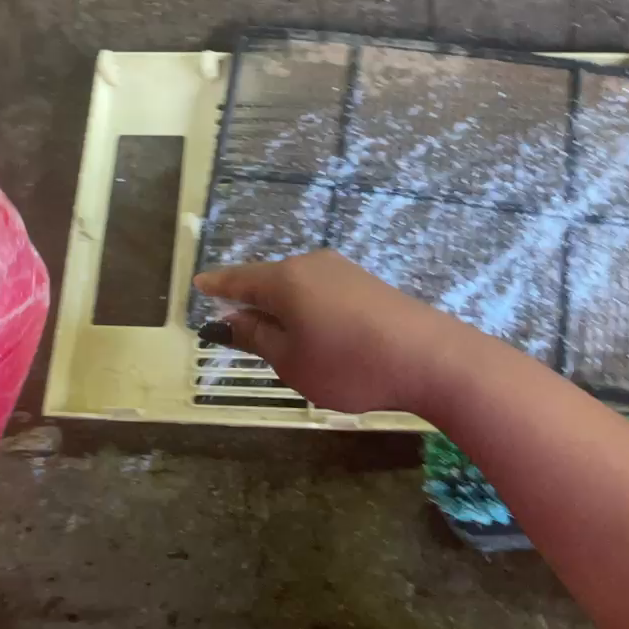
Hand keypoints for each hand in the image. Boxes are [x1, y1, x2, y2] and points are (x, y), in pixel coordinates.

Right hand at [194, 250, 487, 414]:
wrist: (430, 357)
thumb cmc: (349, 364)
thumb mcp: (292, 361)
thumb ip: (257, 337)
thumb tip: (230, 318)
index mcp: (286, 280)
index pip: (239, 278)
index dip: (217, 286)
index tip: (198, 286)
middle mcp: (311, 264)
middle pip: (270, 280)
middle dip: (252, 301)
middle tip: (237, 328)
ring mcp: (342, 271)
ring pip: (297, 287)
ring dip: (283, 309)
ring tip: (278, 340)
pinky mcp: (365, 283)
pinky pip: (321, 292)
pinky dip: (307, 309)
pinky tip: (315, 333)